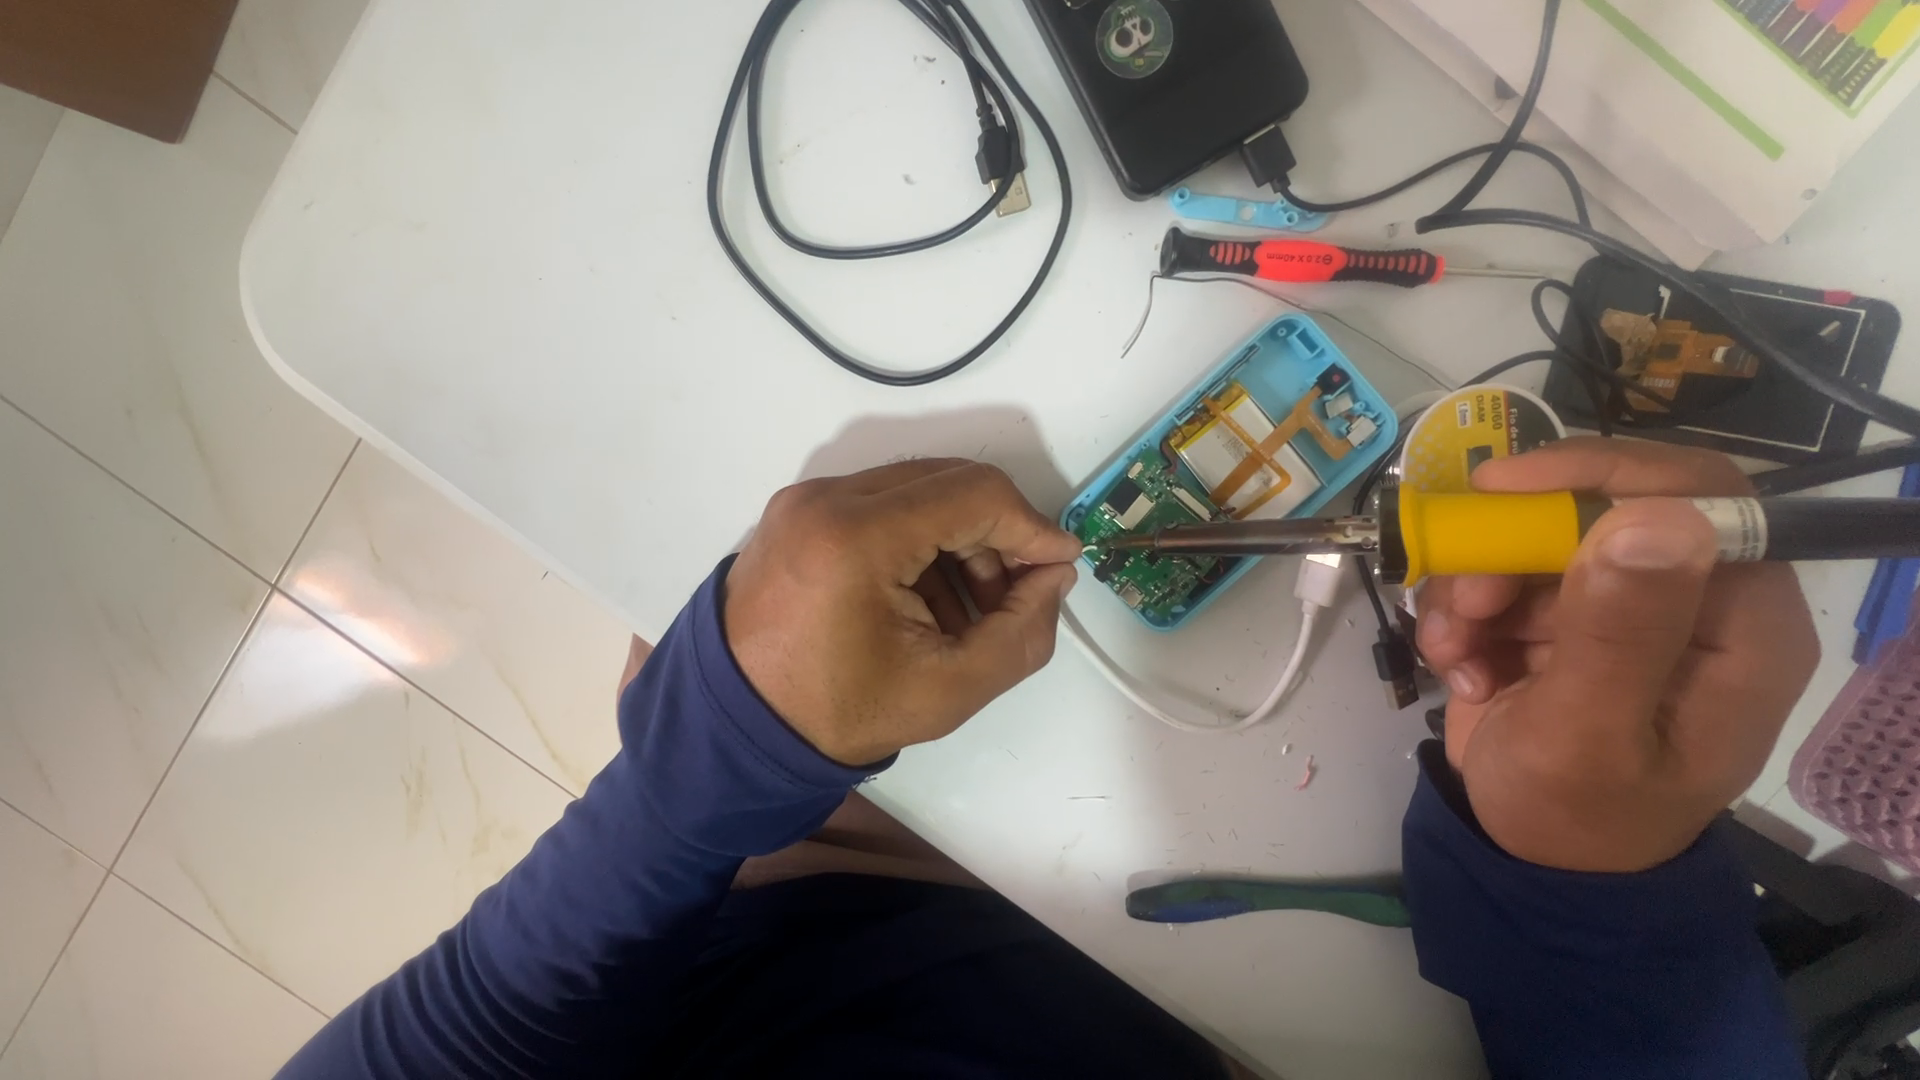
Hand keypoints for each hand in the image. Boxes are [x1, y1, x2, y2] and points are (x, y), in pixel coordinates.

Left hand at [725, 460, 1081, 765]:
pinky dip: (921, 542)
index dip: (1031, 526)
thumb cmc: (838, 713)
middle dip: (997, 535)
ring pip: (919, 491)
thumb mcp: (948, 690)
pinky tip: (927, 600)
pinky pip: (884, 506)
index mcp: (856, 537)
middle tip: (1015, 595)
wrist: (736, 724)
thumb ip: (1021, 633)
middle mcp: (827, 498)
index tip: (1060, 564)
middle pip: (949, 484)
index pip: (974, 495)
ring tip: (969, 611)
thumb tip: (1054, 574)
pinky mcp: (801, 512)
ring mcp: (807, 500)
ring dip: (961, 540)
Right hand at [1416, 438, 1817, 872]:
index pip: (1699, 497)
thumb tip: (1654, 519)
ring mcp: (1606, 609)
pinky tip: (1459, 668)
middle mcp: (1676, 602)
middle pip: (1588, 513)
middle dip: (1507, 552)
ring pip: (1524, 545)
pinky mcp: (1548, 621)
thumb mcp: (1592, 731)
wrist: (1529, 849)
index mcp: (1735, 625)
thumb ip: (1619, 633)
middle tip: (1467, 605)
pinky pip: (1490, 580)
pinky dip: (1458, 618)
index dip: (1602, 473)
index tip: (1504, 490)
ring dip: (1469, 593)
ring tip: (1454, 654)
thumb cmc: (1579, 808)